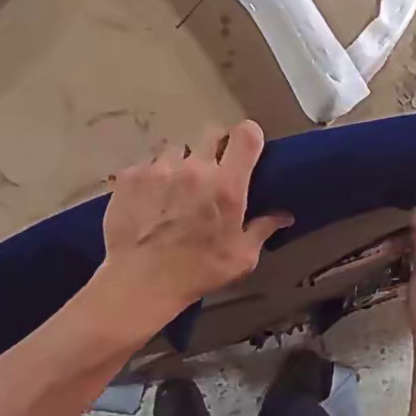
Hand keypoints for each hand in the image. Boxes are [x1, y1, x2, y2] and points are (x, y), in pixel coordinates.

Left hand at [94, 121, 292, 323]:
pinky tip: (150, 200)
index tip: (245, 149)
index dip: (248, 136)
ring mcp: (160, 168)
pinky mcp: (131, 175)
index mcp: (227, 185)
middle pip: (211, 134)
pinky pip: (148, 164)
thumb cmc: (197, 271)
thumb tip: (283, 216)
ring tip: (176, 190)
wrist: (141, 281)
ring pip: (177, 150)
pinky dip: (152, 177)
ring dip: (181, 164)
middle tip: (211, 175)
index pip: (246, 135)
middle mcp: (195, 169)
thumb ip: (262, 229)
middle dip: (214, 150)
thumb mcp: (240, 257)